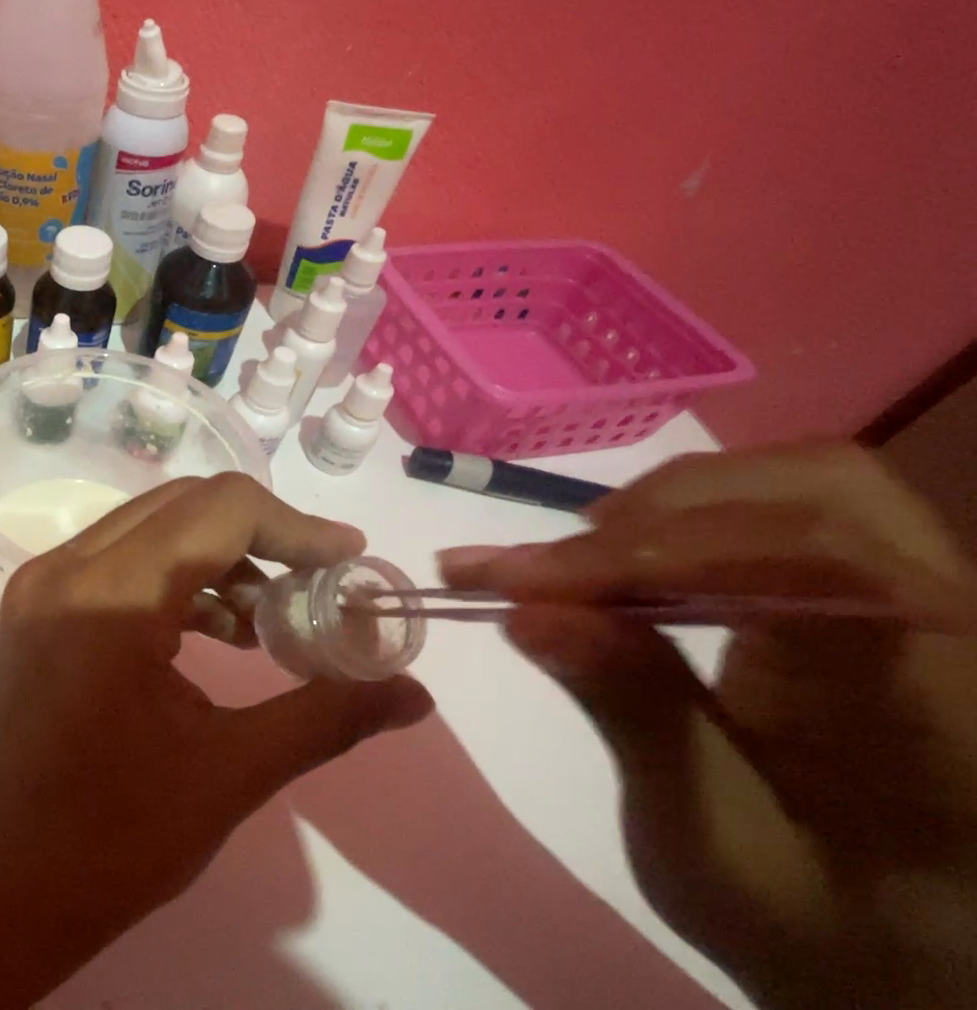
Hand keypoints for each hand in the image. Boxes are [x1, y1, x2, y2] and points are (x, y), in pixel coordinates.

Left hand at [0, 472, 434, 936]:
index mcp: (108, 596)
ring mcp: (39, 586)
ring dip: (217, 558)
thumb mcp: (230, 772)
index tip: (349, 561)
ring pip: (147, 530)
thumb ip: (326, 716)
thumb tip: (414, 692)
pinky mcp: (35, 610)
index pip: (218, 510)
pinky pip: (116, 563)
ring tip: (268, 625)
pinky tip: (213, 633)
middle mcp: (64, 569)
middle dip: (260, 536)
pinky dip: (173, 579)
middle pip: (182, 506)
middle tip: (318, 588)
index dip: (295, 526)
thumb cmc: (112, 837)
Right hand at [441, 446, 976, 1008]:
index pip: (805, 560)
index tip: (518, 582)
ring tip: (578, 565)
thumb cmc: (817, 925)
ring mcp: (933, 608)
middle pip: (817, 492)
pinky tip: (631, 570)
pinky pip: (794, 521)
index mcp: (932, 699)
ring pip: (804, 489)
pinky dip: (692, 525)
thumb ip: (633, 713)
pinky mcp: (888, 607)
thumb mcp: (712, 844)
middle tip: (549, 568)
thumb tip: (526, 609)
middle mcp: (957, 627)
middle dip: (658, 513)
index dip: (648, 550)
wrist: (919, 961)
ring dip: (671, 511)